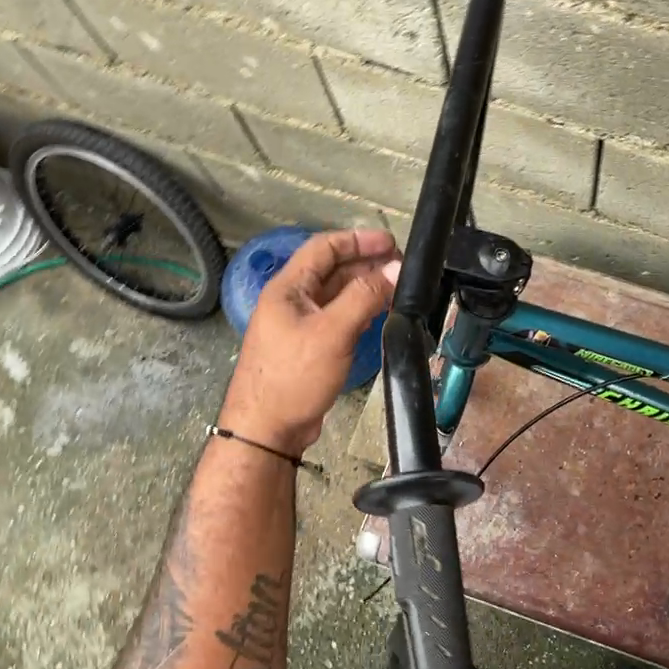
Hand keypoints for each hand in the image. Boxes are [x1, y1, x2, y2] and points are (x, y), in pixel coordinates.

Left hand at [219, 229, 399, 455]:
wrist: (267, 428)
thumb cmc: (294, 376)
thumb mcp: (332, 332)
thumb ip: (364, 297)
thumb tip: (395, 269)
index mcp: (288, 288)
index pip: (323, 248)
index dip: (357, 240)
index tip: (390, 242)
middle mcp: (292, 302)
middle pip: (332, 271)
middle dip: (366, 264)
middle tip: (400, 267)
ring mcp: (300, 326)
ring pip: (336, 297)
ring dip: (365, 289)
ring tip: (397, 289)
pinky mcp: (309, 349)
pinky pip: (337, 320)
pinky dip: (360, 313)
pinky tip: (380, 316)